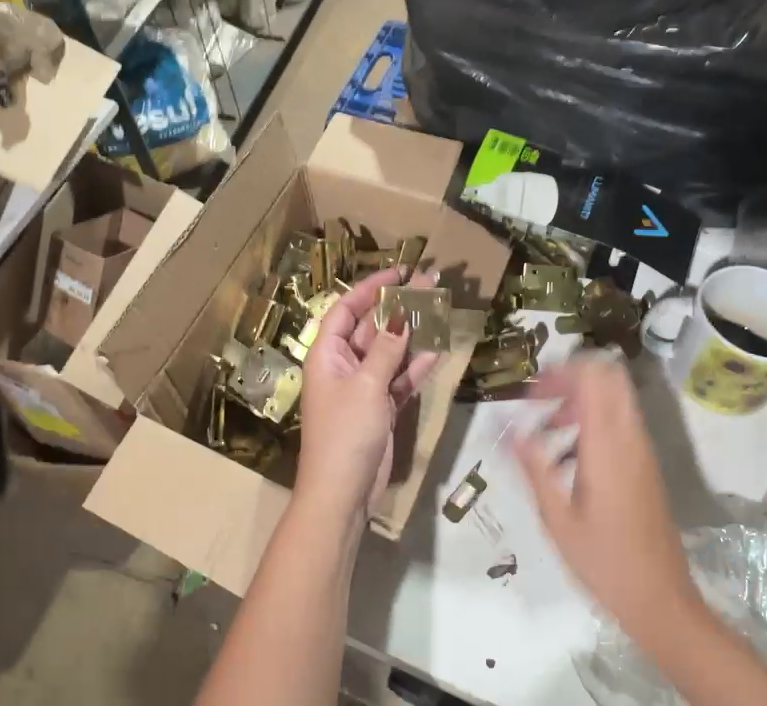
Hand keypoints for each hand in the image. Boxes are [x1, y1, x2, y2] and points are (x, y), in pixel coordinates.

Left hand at [296, 269, 442, 518]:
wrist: (342, 493)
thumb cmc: (345, 433)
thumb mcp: (366, 386)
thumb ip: (386, 350)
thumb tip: (400, 315)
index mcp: (327, 355)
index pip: (346, 310)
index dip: (369, 288)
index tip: (398, 272)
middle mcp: (343, 366)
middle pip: (371, 327)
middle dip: (398, 306)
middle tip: (429, 283)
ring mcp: (363, 388)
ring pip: (389, 351)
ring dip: (412, 332)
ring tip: (440, 307)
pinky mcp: (380, 409)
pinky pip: (399, 379)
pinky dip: (416, 366)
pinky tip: (438, 348)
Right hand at [511, 360, 698, 630]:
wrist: (661, 600)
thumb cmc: (604, 562)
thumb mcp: (557, 519)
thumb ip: (534, 467)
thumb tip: (509, 428)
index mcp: (607, 446)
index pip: (594, 377)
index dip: (560, 371)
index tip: (530, 392)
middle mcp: (630, 438)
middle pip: (608, 377)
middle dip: (570, 378)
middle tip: (538, 401)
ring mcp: (643, 450)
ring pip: (615, 397)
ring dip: (581, 400)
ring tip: (547, 429)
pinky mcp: (647, 465)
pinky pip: (621, 421)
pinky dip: (594, 420)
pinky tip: (569, 454)